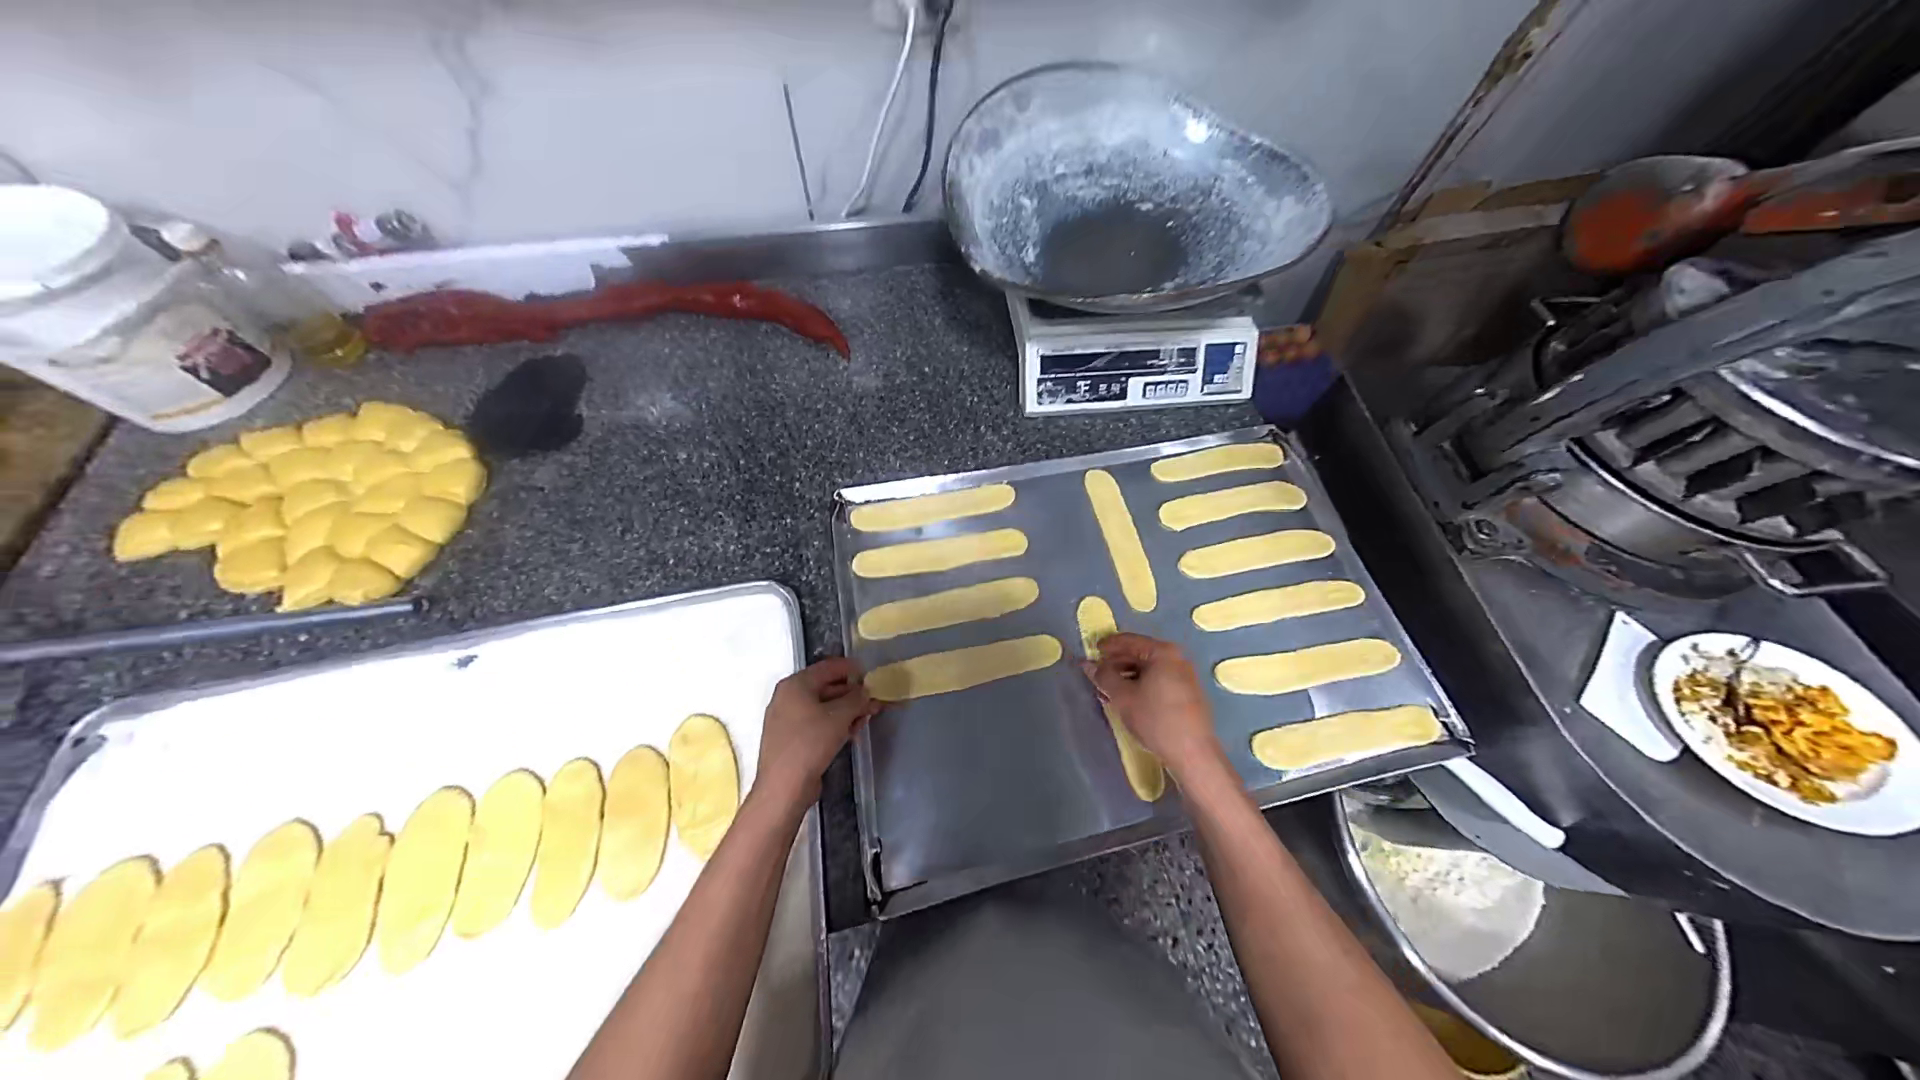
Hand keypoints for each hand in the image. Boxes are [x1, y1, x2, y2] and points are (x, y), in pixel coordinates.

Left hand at [754, 657, 877, 808]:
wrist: (784, 786)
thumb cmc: (810, 743)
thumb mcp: (840, 716)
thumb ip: (857, 698)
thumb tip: (865, 691)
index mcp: (795, 684)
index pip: (827, 667)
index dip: (851, 668)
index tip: (869, 674)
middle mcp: (787, 697)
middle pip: (825, 687)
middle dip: (851, 694)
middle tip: (873, 700)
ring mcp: (786, 719)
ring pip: (822, 707)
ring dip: (846, 711)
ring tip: (866, 717)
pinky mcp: (790, 739)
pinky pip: (816, 723)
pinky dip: (834, 724)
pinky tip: (851, 732)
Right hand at [1083, 633, 1225, 779]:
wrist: (1192, 753)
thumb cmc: (1155, 719)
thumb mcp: (1123, 696)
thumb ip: (1103, 676)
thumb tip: (1088, 664)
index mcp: (1163, 652)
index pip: (1128, 640)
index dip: (1107, 646)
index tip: (1090, 652)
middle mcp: (1177, 658)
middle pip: (1139, 654)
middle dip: (1116, 664)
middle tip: (1097, 675)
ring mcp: (1185, 676)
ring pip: (1148, 670)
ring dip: (1126, 677)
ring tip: (1108, 691)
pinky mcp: (1187, 694)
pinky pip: (1158, 681)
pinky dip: (1141, 686)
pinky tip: (1128, 700)